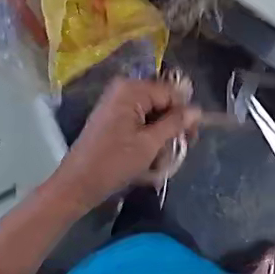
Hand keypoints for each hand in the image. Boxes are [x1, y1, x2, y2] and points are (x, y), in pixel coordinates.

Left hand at [48, 77, 199, 209]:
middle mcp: (123, 89)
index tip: (193, 137)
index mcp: (132, 90)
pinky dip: (147, 135)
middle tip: (180, 148)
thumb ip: (175, 124)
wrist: (77, 184)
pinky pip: (139, 119)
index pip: (171, 93)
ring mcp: (116, 102)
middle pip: (161, 101)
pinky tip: (149, 155)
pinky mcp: (112, 116)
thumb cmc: (113, 163)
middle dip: (172, 124)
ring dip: (161, 133)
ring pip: (152, 112)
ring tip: (162, 157)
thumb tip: (197, 110)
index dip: (185, 113)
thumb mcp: (150, 144)